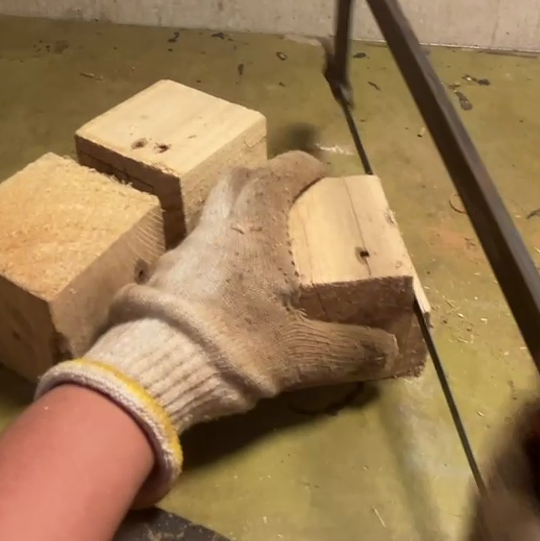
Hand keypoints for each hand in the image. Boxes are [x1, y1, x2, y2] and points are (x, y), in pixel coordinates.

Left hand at [39, 151, 397, 500]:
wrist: (150, 373)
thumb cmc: (235, 346)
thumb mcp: (303, 354)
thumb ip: (349, 350)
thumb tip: (388, 352)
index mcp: (253, 232)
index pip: (276, 176)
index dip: (299, 167)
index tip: (318, 172)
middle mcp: (214, 231)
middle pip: (234, 181)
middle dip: (260, 180)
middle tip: (283, 200)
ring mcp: (179, 254)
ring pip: (208, 217)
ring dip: (231, 221)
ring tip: (253, 253)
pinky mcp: (155, 282)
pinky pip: (187, 255)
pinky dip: (208, 260)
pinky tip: (216, 294)